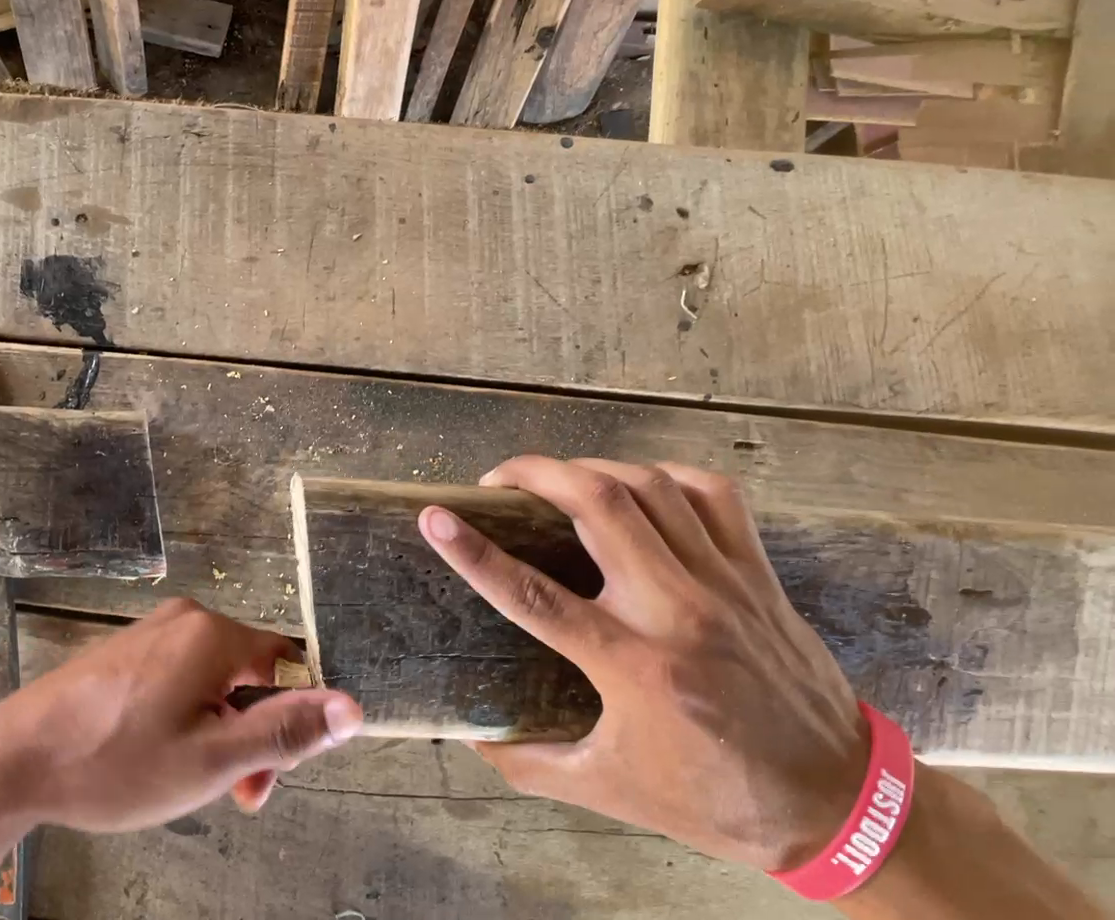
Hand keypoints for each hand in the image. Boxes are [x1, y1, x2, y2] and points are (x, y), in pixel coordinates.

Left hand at [0, 598, 362, 831]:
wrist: (15, 757)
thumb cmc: (115, 761)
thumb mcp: (212, 759)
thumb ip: (285, 730)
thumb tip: (352, 706)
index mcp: (212, 634)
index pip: (288, 664)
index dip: (291, 720)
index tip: (266, 773)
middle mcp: (184, 620)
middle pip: (250, 673)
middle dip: (251, 734)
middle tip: (230, 792)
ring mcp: (151, 633)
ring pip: (214, 682)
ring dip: (218, 732)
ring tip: (188, 781)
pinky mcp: (126, 652)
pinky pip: (179, 680)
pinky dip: (186, 719)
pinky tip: (158, 756)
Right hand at [418, 456, 866, 871]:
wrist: (843, 807)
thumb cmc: (716, 800)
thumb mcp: (609, 791)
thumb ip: (528, 762)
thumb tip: (469, 734)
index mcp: (634, 667)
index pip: (534, 596)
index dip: (474, 552)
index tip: (434, 517)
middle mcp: (677, 611)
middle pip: (599, 506)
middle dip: (536, 473)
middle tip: (499, 480)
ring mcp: (726, 585)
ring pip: (651, 488)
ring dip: (589, 468)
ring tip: (555, 478)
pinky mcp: (759, 575)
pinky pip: (712, 495)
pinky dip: (664, 474)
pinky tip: (635, 484)